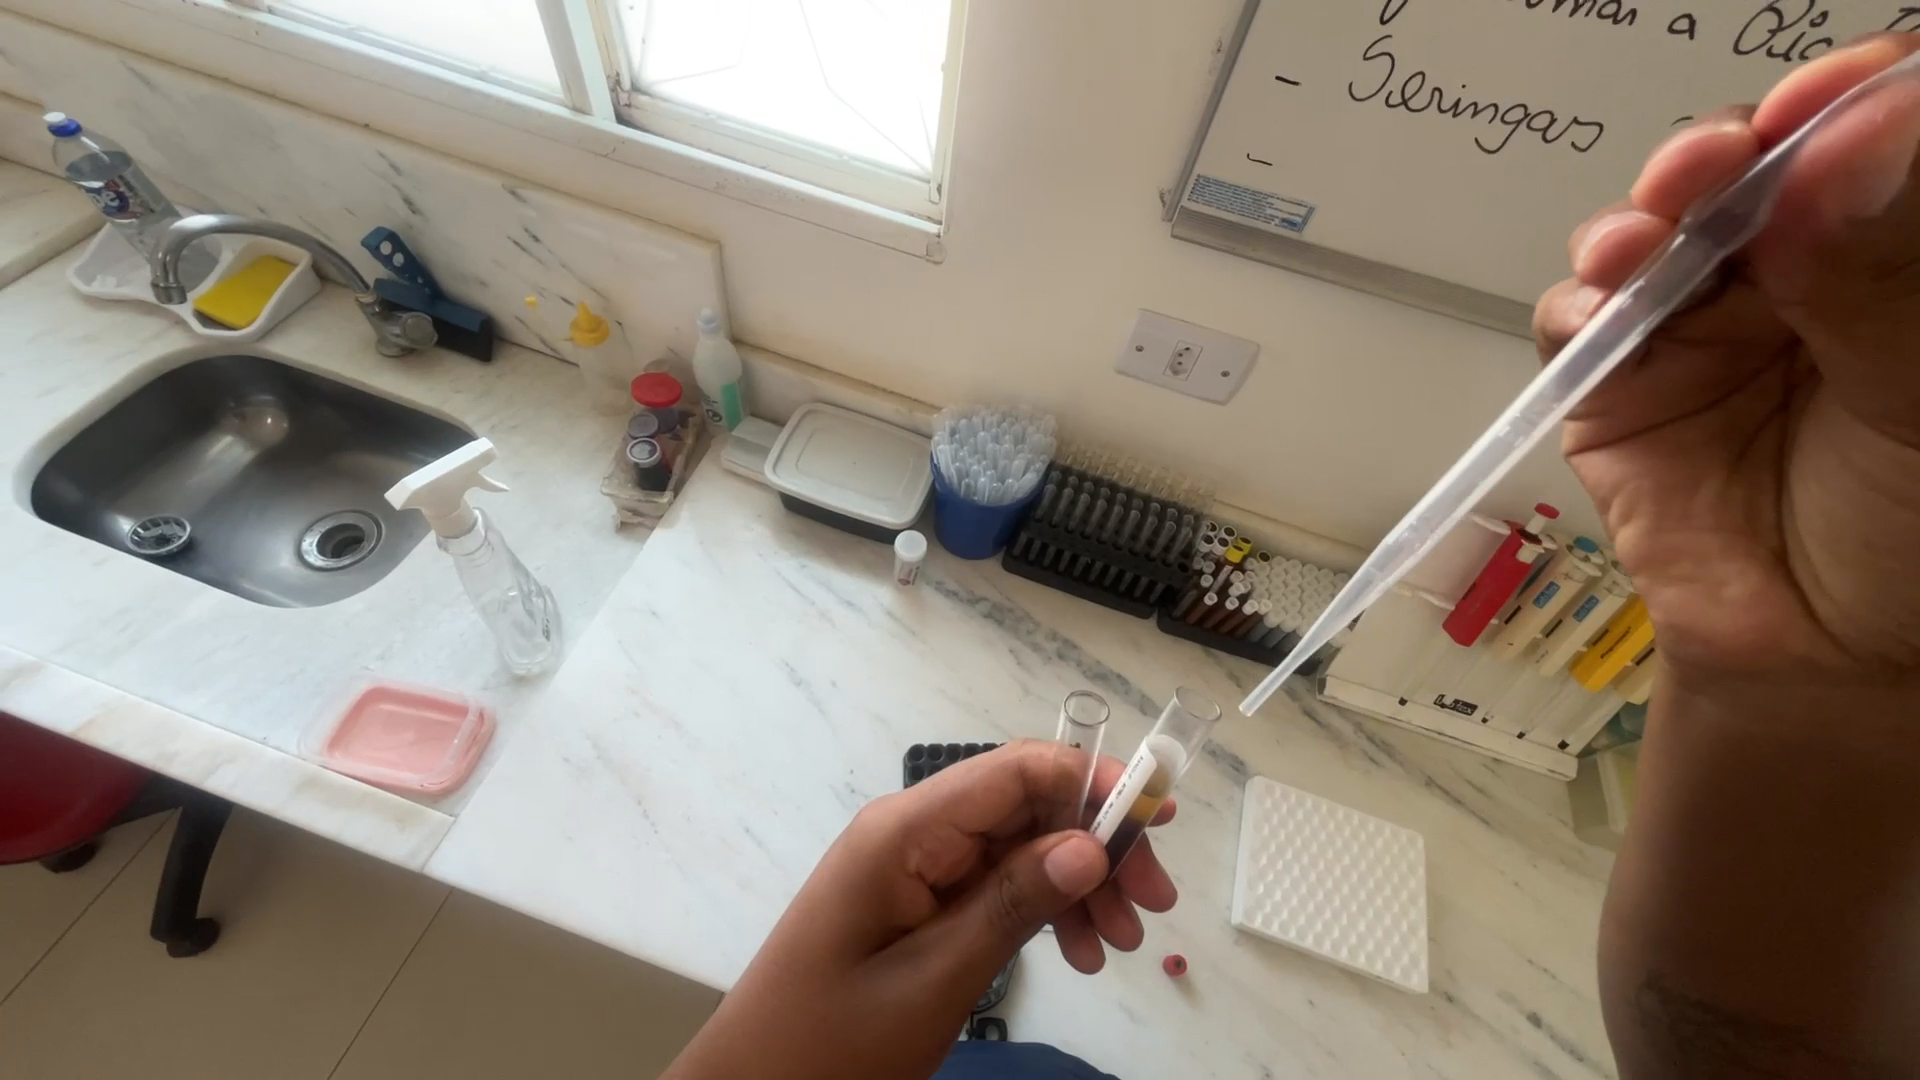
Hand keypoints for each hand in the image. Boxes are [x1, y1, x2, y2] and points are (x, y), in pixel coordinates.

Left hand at [662, 740, 1176, 1079]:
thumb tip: (1091, 843)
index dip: (1091, 777)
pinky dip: (1045, 906)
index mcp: (908, 826)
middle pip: (1026, 805)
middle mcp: (916, 826)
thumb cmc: (833, 1040)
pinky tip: (1079, 951)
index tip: (1157, 815)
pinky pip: (999, 880)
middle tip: (1154, 903)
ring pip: (1021, 844)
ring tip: (1122, 942)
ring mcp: (920, 860)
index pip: (1015, 768)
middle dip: (1095, 842)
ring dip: (1078, 881)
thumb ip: (1015, 902)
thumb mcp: (935, 977)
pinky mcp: (923, 893)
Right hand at [1533, 33, 1919, 685]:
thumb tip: (1838, 142)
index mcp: (1897, 264)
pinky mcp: (1611, 389)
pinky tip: (1589, 313)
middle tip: (1704, 165)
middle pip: (1742, 187)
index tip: (1826, 99)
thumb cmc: (1916, 525)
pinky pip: (1575, 330)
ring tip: (1626, 246)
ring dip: (1627, 232)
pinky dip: (1573, 311)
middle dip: (1716, 165)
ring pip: (1646, 248)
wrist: (1815, 646)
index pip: (1867, 154)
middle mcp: (1796, 281)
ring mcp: (1695, 334)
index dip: (1846, 111)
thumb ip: (1880, 275)